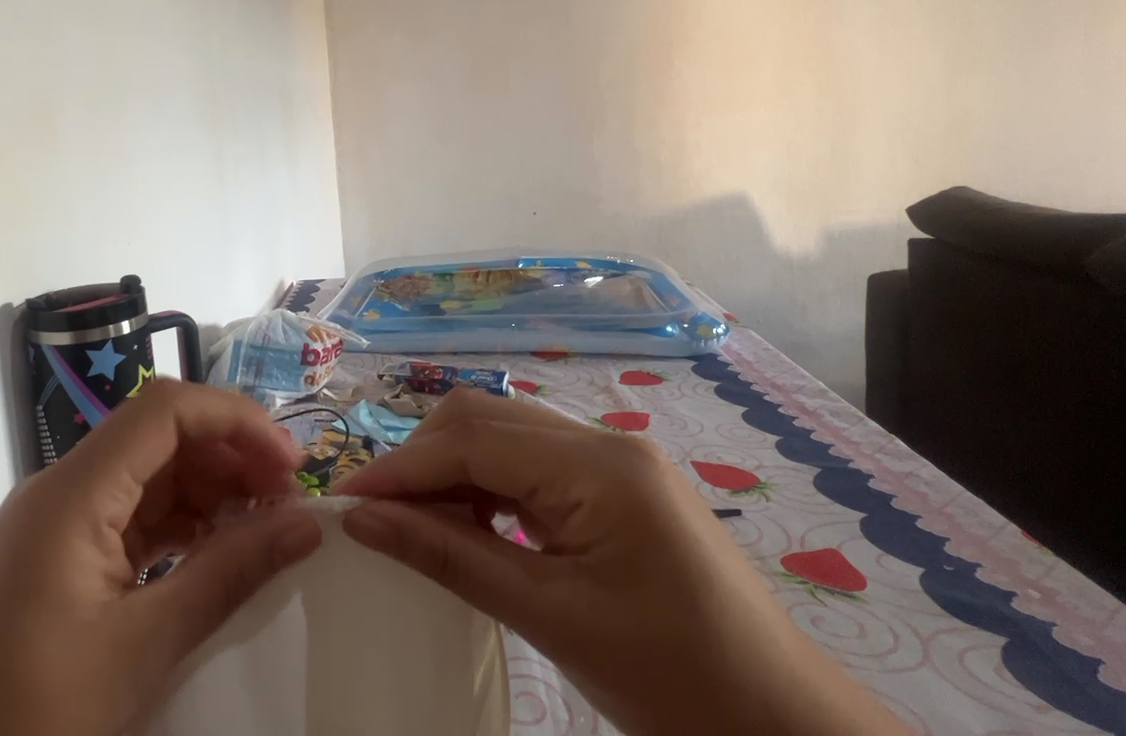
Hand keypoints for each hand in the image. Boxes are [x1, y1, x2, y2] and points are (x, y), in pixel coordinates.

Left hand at [0, 380, 322, 735]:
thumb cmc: (30, 711)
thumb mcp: (141, 646)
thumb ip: (227, 575)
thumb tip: (302, 524)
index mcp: (73, 491)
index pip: (165, 409)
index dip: (236, 420)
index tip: (292, 465)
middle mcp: (62, 490)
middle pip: (159, 437)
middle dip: (230, 457)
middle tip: (287, 505)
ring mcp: (56, 525)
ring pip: (148, 477)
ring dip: (210, 493)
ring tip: (263, 530)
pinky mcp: (56, 559)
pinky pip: (130, 519)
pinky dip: (180, 528)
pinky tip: (216, 555)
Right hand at [335, 390, 907, 735]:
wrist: (782, 722)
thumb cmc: (670, 675)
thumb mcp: (549, 616)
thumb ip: (450, 556)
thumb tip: (362, 519)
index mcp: (597, 465)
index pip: (471, 440)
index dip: (400, 468)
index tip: (344, 502)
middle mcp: (605, 442)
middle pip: (485, 419)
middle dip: (422, 460)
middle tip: (376, 515)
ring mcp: (616, 460)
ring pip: (506, 436)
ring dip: (452, 472)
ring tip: (413, 524)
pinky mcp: (619, 486)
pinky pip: (534, 465)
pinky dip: (489, 487)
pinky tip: (470, 527)